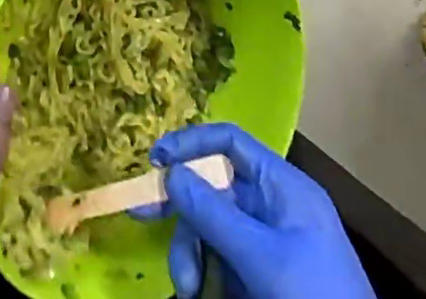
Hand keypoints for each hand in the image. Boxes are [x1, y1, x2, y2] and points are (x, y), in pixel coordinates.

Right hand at [149, 124, 375, 298]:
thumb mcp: (261, 258)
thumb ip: (212, 213)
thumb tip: (170, 171)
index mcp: (284, 187)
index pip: (229, 141)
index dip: (190, 144)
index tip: (156, 162)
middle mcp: (274, 205)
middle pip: (213, 187)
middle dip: (183, 212)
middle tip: (142, 217)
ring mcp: (269, 241)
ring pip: (211, 226)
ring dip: (192, 252)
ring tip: (189, 287)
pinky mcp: (264, 273)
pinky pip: (222, 256)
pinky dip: (207, 271)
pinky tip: (200, 290)